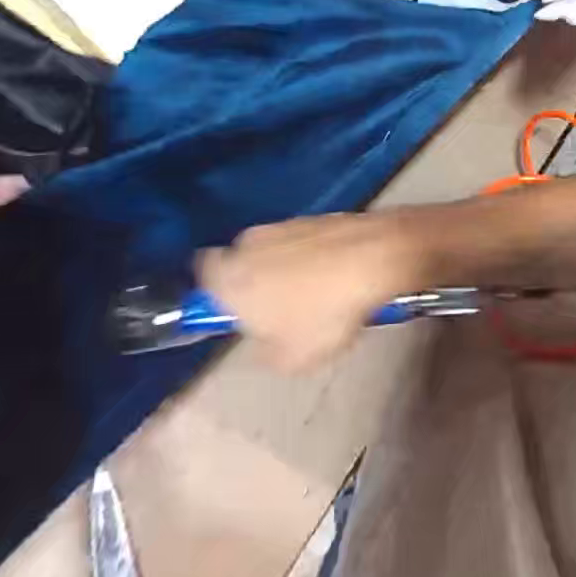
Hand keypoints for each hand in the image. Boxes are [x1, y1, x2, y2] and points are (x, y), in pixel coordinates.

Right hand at [198, 211, 433, 370]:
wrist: (373, 258)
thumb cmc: (323, 314)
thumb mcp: (290, 359)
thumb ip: (263, 352)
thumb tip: (263, 343)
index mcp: (228, 277)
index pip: (202, 275)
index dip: (216, 293)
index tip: (236, 311)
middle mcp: (247, 243)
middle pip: (238, 261)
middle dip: (252, 281)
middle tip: (277, 309)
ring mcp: (281, 225)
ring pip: (271, 250)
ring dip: (285, 269)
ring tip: (315, 296)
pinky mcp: (312, 217)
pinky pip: (301, 242)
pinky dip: (311, 257)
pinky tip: (335, 278)